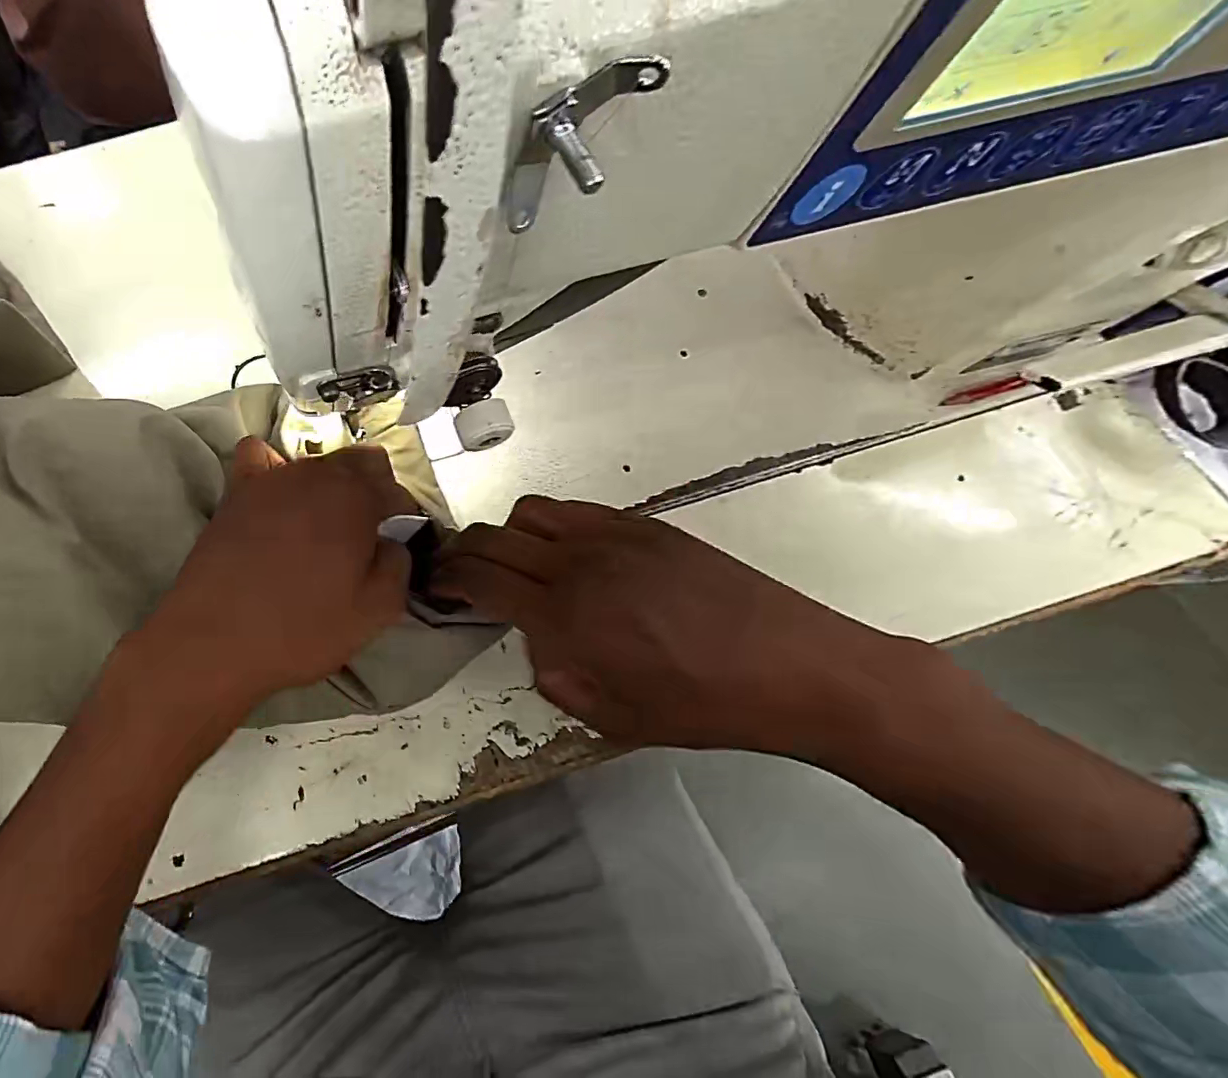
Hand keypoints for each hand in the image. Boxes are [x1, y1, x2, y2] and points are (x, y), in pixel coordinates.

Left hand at [123, 438, 411, 731]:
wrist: (215, 642)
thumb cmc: (303, 629)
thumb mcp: (376, 611)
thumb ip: (398, 565)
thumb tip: (391, 543)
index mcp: (357, 498)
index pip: (397, 491)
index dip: (403, 518)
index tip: (396, 546)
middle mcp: (317, 474)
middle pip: (360, 464)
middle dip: (372, 493)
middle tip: (365, 539)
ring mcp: (272, 479)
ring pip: (316, 464)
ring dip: (330, 487)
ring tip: (322, 529)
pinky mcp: (236, 492)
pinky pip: (260, 458)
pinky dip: (275, 470)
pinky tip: (277, 499)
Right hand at [432, 496, 943, 759]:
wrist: (792, 666)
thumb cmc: (700, 705)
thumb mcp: (610, 716)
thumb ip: (554, 674)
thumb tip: (538, 641)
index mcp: (566, 615)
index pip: (480, 577)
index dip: (447, 578)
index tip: (435, 586)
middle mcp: (580, 562)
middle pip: (495, 535)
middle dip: (463, 553)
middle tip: (461, 575)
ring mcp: (615, 535)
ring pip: (533, 511)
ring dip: (510, 535)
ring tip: (520, 565)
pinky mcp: (647, 524)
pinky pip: (578, 510)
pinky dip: (555, 527)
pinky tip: (574, 558)